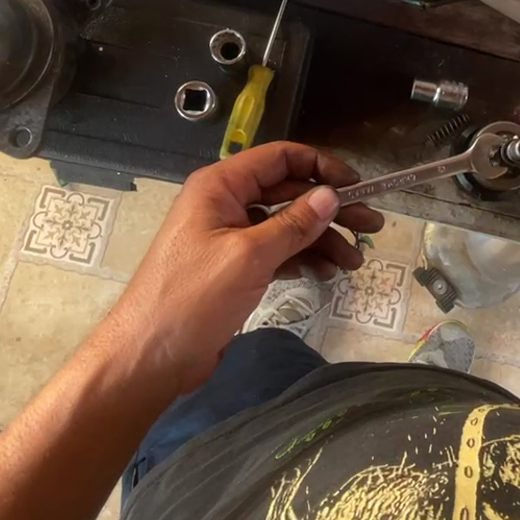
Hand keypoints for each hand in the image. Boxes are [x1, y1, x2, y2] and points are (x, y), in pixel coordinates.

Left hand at [106, 143, 382, 394]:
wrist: (146, 361)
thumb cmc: (191, 299)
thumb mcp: (248, 256)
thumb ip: (294, 224)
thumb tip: (331, 195)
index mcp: (221, 186)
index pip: (280, 158)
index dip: (321, 167)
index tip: (357, 186)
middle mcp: (227, 204)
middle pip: (289, 193)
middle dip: (330, 209)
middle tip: (372, 226)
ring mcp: (231, 238)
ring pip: (287, 226)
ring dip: (322, 240)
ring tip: (355, 261)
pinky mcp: (235, 269)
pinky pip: (278, 252)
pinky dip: (303, 260)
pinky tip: (328, 274)